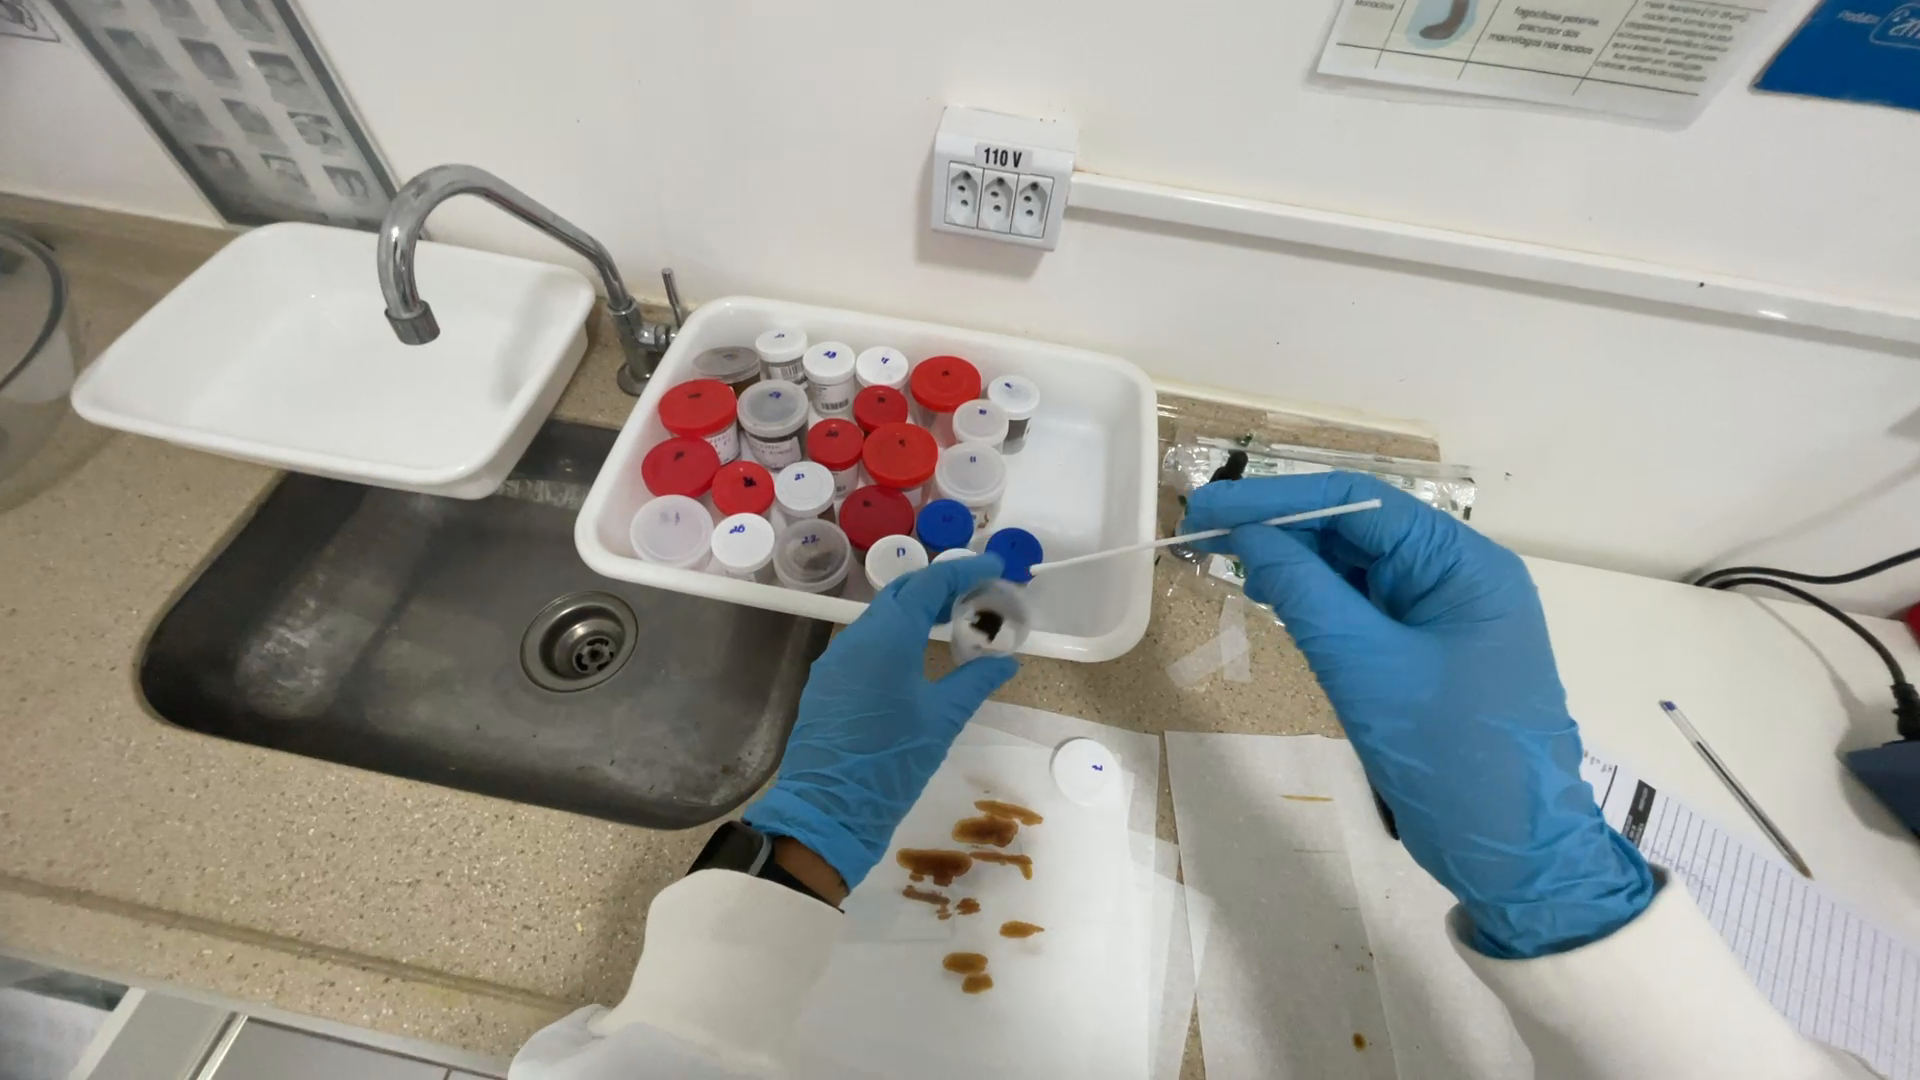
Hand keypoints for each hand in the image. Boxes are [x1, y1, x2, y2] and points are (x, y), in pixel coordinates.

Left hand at [742, 556, 1019, 889]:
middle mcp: (857, 637)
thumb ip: (976, 681)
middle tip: (977, 593)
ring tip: (953, 619)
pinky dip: (896, 633)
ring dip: (916, 609)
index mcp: (887, 638)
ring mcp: (836, 657)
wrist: (827, 812)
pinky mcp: (828, 679)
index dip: (964, 571)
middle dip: (940, 586)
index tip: (994, 567)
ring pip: (881, 615)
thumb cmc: (892, 763)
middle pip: (902, 593)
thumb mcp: (942, 720)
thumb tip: (1007, 661)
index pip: (929, 584)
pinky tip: (917, 651)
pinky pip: (866, 640)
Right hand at [1181, 472, 1654, 958]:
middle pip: (1349, 529)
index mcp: (1459, 563)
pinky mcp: (1413, 646)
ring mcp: (1432, 611)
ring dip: (1286, 560)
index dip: (1274, 496)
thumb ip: (1302, 590)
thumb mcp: (1363, 664)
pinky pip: (1351, 604)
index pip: (1356, 503)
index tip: (1207, 502)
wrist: (1508, 855)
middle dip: (1275, 526)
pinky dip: (1305, 596)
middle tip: (1200, 531)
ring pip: (1346, 566)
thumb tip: (1245, 534)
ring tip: (1222, 558)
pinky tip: (1267, 594)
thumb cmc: (1447, 752)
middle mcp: (1449, 574)